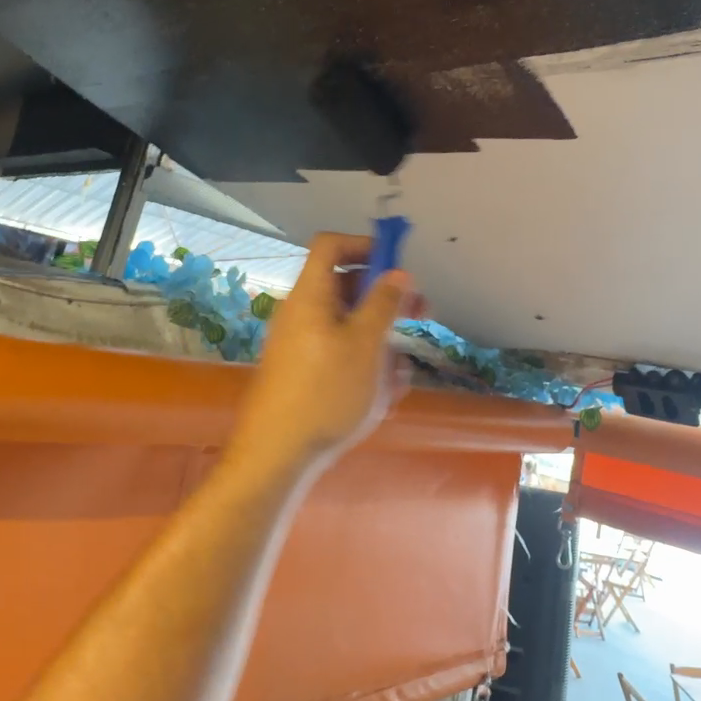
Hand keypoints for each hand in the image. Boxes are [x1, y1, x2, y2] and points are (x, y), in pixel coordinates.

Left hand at [230, 232, 415, 471]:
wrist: (277, 455)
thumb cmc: (325, 392)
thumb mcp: (365, 344)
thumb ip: (383, 304)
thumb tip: (397, 273)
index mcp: (311, 294)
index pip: (331, 245)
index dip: (365, 245)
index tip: (398, 264)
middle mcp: (303, 313)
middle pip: (348, 287)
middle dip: (387, 301)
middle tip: (422, 313)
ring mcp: (304, 346)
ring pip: (352, 328)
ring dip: (382, 344)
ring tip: (399, 376)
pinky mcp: (307, 375)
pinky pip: (343, 357)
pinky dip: (366, 369)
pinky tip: (384, 398)